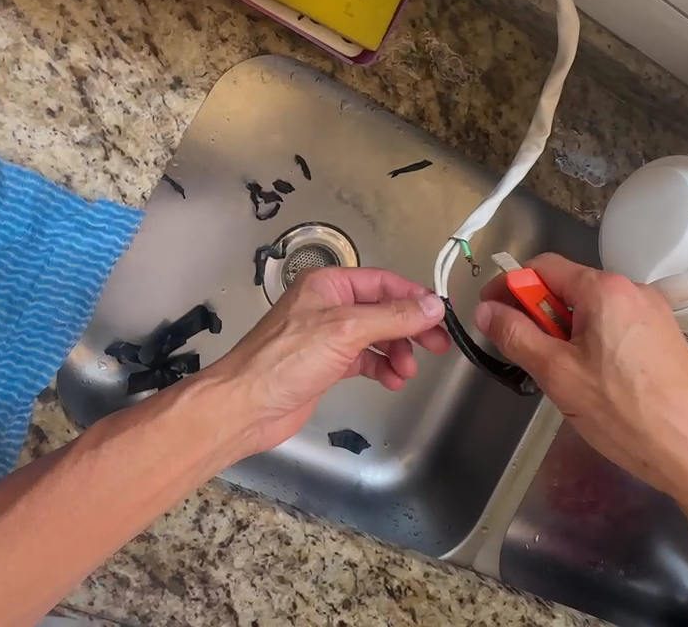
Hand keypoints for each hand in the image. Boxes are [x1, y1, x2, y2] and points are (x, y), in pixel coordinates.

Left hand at [203, 267, 451, 456]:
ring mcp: (327, 336)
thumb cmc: (287, 360)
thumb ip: (392, 317)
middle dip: (409, 328)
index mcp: (328, 284)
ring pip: (375, 336)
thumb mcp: (346, 330)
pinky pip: (364, 359)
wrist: (246, 406)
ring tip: (407, 371)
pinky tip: (393, 381)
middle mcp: (328, 305)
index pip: (381, 282)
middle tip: (437, 346)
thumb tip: (433, 305)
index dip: (413, 298)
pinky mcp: (326, 364)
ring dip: (397, 351)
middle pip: (381, 309)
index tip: (441, 316)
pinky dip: (381, 368)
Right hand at [473, 254, 687, 499]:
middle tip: (526, 355)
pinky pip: (616, 329)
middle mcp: (633, 290)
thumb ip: (516, 335)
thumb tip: (486, 310)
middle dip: (539, 315)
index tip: (491, 316)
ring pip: (591, 312)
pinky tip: (596, 385)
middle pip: (568, 288)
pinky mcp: (668, 342)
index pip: (542, 266)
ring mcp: (655, 316)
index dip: (510, 287)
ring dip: (565, 334)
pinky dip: (593, 345)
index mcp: (605, 288)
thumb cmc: (625, 412)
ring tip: (562, 378)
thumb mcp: (557, 373)